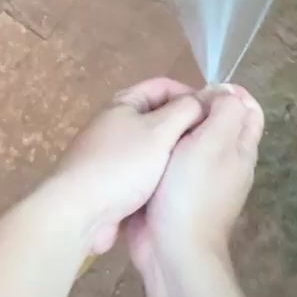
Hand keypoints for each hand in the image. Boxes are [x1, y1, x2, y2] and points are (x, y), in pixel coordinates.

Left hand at [37, 78, 206, 254]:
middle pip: (159, 115)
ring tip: (202, 163)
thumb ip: (183, 112)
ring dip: (175, 152)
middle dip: (185, 124)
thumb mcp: (158, 132)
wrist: (80, 210)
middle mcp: (118, 123)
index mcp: (124, 103)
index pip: (163, 86)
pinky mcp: (114, 180)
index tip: (216, 112)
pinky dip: (163, 174)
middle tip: (213, 140)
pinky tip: (181, 186)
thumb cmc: (121, 165)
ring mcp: (114, 152)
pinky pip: (146, 170)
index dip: (190, 94)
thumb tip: (202, 100)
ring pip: (155, 146)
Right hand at [128, 83, 264, 273]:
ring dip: (179, 126)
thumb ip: (224, 112)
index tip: (199, 89)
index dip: (229, 93)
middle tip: (172, 103)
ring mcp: (202, 180)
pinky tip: (147, 145)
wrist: (173, 250)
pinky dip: (165, 147)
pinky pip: (175, 160)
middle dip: (200, 106)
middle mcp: (226, 163)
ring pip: (194, 140)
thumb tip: (225, 91)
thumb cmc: (192, 192)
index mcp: (240, 150)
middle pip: (220, 123)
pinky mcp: (179, 192)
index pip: (248, 110)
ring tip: (155, 119)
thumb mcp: (213, 143)